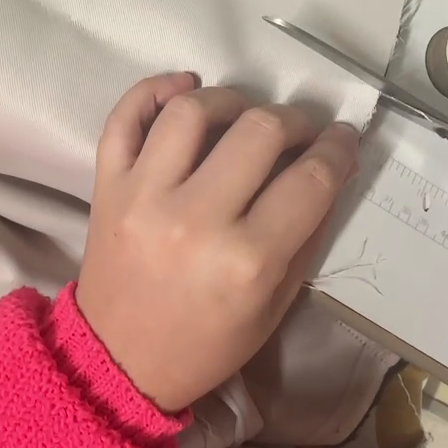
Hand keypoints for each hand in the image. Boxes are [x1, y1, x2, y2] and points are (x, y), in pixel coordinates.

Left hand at [76, 74, 361, 411]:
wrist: (118, 361)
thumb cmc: (205, 343)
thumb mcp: (275, 305)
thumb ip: (308, 235)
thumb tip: (330, 169)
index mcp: (247, 260)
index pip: (311, 178)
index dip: (338, 149)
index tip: (342, 139)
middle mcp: (195, 219)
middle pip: (260, 130)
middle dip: (294, 120)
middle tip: (298, 131)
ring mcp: (143, 197)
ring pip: (192, 111)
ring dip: (229, 98)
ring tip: (242, 113)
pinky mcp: (106, 186)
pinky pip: (123, 118)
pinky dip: (153, 90)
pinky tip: (182, 87)